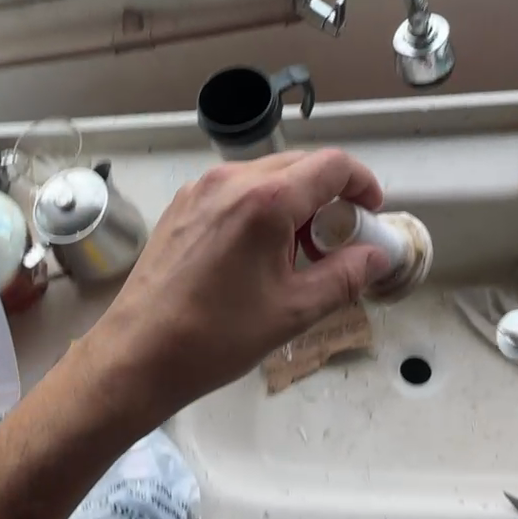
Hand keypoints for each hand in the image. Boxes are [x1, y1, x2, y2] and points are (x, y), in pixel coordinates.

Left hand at [84, 149, 390, 422]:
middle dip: (329, 195)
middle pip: (299, 165)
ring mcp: (200, 190)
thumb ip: (346, 276)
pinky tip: (257, 252)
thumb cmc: (217, 336)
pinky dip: (260, 207)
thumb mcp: (294, 311)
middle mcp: (230, 180)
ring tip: (297, 253)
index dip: (362, 183)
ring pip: (265, 176)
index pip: (332, 166)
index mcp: (265, 200)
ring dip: (293, 202)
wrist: (138, 353)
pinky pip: (234, 191)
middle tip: (340, 239)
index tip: (372, 212)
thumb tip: (378, 256)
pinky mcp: (181, 206)